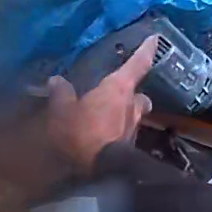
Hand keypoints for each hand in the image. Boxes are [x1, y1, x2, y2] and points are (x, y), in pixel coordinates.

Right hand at [46, 35, 159, 172]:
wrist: (100, 173)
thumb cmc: (82, 134)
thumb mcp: (62, 111)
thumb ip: (61, 94)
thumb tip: (56, 80)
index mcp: (119, 89)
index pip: (138, 64)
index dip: (146, 50)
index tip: (155, 39)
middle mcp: (132, 106)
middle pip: (140, 94)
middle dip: (134, 93)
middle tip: (121, 92)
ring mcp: (133, 129)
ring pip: (135, 114)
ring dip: (127, 113)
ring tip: (111, 115)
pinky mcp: (130, 148)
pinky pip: (125, 133)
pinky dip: (118, 131)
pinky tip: (105, 135)